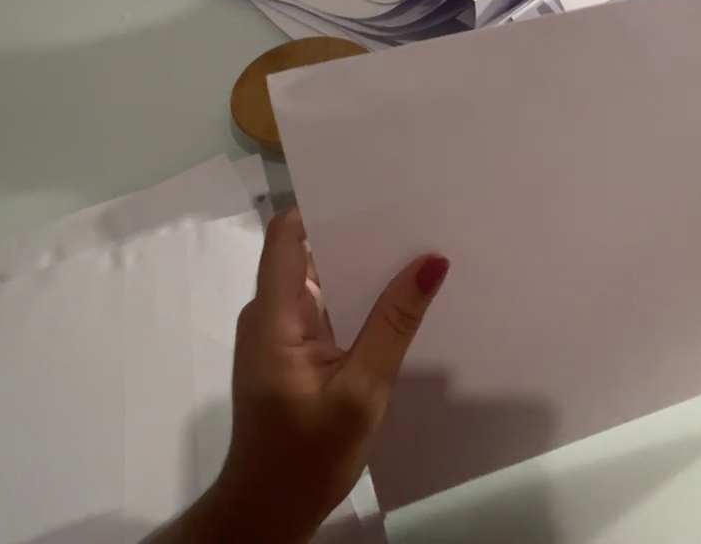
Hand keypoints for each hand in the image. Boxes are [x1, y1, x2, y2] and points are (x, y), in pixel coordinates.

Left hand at [171, 209, 448, 543]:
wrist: (268, 514)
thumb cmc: (306, 455)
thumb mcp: (361, 390)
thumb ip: (395, 323)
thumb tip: (432, 260)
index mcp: (274, 315)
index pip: (287, 234)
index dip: (323, 205)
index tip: (372, 189)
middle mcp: (271, 313)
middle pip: (307, 250)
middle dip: (355, 230)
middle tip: (410, 212)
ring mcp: (282, 332)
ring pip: (320, 278)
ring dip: (360, 263)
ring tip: (412, 244)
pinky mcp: (294, 350)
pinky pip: (325, 304)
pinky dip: (357, 293)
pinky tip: (397, 292)